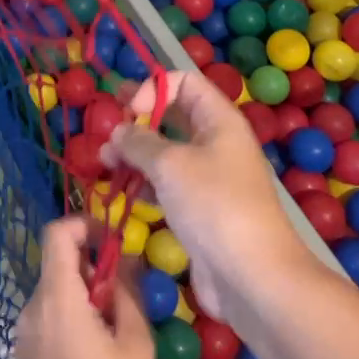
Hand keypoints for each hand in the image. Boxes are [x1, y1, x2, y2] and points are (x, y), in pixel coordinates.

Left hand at [16, 216, 154, 358]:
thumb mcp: (136, 345)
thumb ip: (128, 291)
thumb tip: (125, 257)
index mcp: (56, 300)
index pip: (56, 234)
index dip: (84, 224)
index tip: (113, 240)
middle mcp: (30, 310)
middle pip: (56, 265)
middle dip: (91, 268)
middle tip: (124, 295)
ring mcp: (22, 336)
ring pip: (52, 293)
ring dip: (81, 295)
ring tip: (113, 330)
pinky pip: (45, 319)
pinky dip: (68, 317)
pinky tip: (94, 354)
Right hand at [105, 71, 313, 323]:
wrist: (252, 276)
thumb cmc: (214, 206)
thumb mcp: (170, 165)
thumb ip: (138, 142)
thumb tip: (119, 132)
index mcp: (219, 120)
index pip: (185, 82)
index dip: (155, 88)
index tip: (131, 112)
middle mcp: (217, 143)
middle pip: (173, 116)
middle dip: (138, 121)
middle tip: (107, 134)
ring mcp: (210, 178)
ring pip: (167, 153)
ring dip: (135, 154)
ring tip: (106, 164)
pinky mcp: (200, 209)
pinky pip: (168, 184)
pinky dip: (145, 182)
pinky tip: (125, 191)